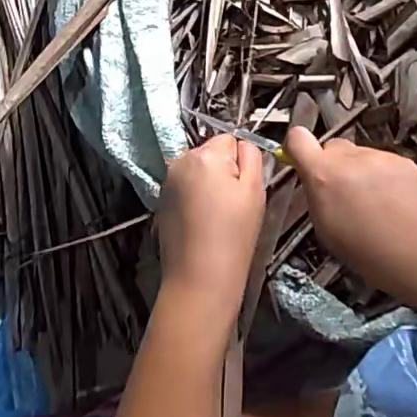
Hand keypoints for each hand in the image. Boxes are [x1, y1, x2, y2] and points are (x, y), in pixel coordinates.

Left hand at [156, 134, 265, 318]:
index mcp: (204, 155)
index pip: (230, 139)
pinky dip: (194, 197)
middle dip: (223, 170)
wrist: (199, 277)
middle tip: (232, 204)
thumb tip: (243, 146)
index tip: (242, 189)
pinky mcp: (161, 199)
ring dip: (208, 183)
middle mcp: (180, 161)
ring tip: (217, 216)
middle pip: (211, 153)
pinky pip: (186, 187)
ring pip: (198, 170)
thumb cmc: (233, 234)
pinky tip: (201, 222)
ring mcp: (167, 181)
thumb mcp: (255, 191)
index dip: (241, 162)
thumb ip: (252, 157)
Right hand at [283, 127, 416, 293]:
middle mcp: (349, 157)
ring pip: (362, 157)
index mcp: (322, 173)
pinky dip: (386, 178)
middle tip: (344, 193)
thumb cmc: (367, 252)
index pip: (298, 138)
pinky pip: (386, 164)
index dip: (298, 147)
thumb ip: (317, 195)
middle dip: (335, 165)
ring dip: (362, 173)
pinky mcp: (404, 161)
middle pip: (334, 148)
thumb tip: (316, 182)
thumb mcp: (326, 227)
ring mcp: (379, 156)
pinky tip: (397, 204)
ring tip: (376, 205)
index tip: (302, 161)